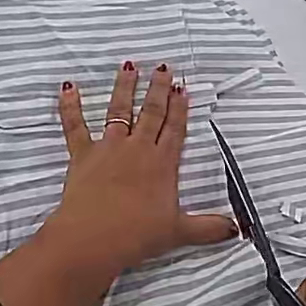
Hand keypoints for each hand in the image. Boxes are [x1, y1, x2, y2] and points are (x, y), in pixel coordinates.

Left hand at [0, 63, 235, 305]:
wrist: (92, 239)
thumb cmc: (136, 235)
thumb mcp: (179, 232)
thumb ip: (209, 228)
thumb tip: (237, 230)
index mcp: (162, 164)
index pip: (175, 129)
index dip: (180, 108)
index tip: (182, 88)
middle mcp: (137, 149)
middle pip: (151, 113)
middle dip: (158, 89)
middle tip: (162, 68)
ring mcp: (108, 149)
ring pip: (118, 111)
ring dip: (123, 88)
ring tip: (127, 66)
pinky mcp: (81, 156)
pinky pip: (74, 126)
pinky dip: (70, 106)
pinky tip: (67, 88)